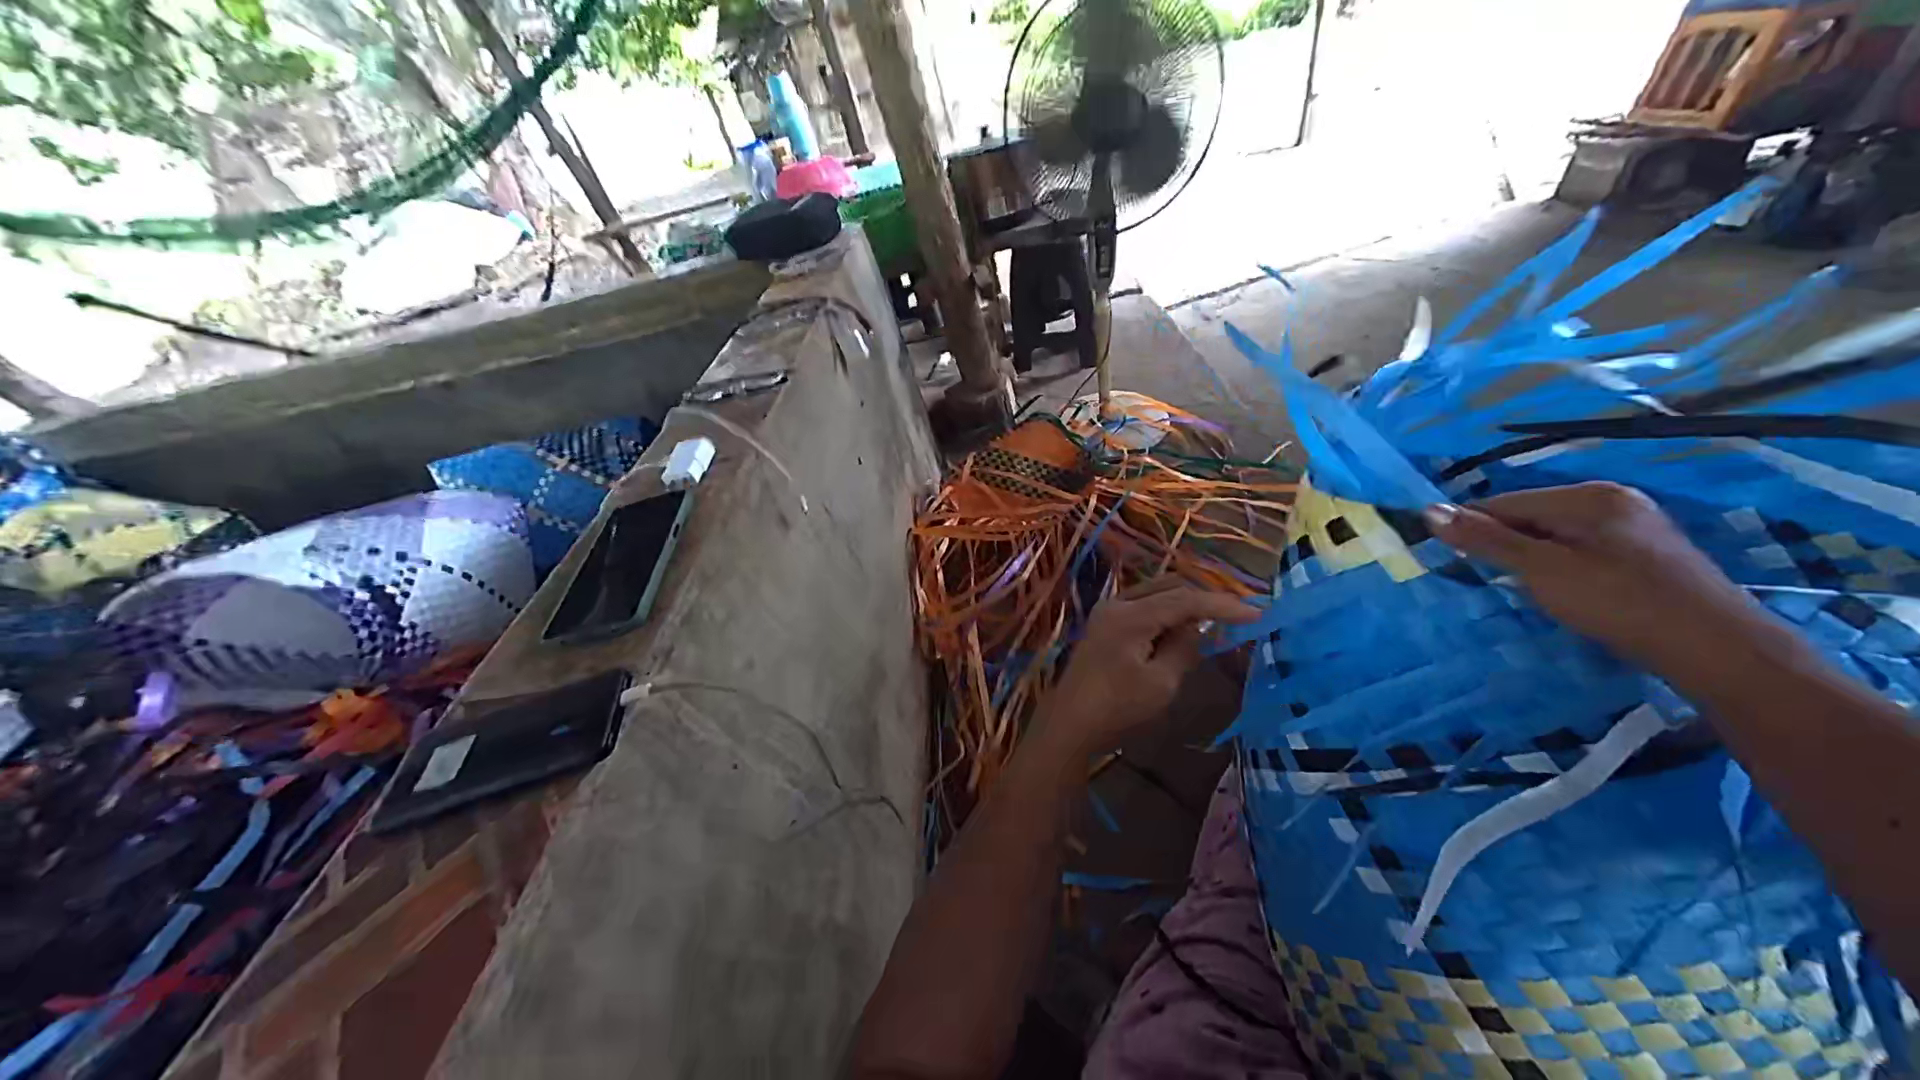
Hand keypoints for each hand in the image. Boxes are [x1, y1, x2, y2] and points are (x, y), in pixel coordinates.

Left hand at [1037, 580, 1259, 757]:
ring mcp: (1107, 611)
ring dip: (1185, 604)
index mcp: (1131, 616)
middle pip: (1170, 586)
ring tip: (1214, 622)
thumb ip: (1184, 649)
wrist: (1069, 723)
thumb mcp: (1161, 683)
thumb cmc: (1116, 708)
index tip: (1257, 614)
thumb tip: (1195, 628)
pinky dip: (1166, 612)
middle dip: (1204, 599)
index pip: (1186, 600)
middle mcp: (1116, 603)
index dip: (1223, 605)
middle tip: (1237, 615)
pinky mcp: (1104, 624)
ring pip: (1156, 593)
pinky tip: (1181, 630)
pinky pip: (1143, 605)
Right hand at [1425, 482, 1769, 674]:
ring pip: (1554, 536)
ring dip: (1532, 560)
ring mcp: (1634, 526)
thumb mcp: (1542, 570)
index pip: (1502, 503)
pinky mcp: (1646, 554)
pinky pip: (1581, 550)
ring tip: (1532, 592)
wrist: (1719, 650)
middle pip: (1529, 517)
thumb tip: (1428, 510)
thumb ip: (1485, 539)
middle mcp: (1612, 500)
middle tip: (1498, 583)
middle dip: (1505, 547)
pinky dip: (1562, 568)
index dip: (1473, 531)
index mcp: (1587, 496)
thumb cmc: (1620, 603)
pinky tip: (1568, 595)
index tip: (1455, 564)